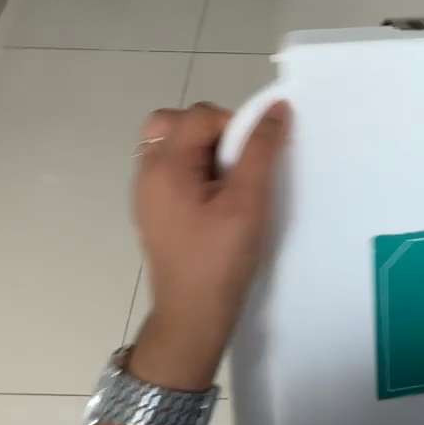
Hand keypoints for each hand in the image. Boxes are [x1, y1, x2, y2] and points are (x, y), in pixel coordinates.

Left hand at [126, 101, 288, 389]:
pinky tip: (219, 200)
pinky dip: (198, 169)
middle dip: (214, 131)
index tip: (253, 159)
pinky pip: (175, 168)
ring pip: (174, 144)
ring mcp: (149, 193)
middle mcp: (148, 174)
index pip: (200, 115)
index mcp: (164, 167)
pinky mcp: (157, 209)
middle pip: (175, 122)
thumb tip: (275, 108)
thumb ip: (261, 149)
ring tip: (230, 182)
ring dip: (206, 150)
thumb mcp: (248, 200)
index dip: (234, 126)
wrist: (193, 317)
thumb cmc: (220, 258)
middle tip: (238, 164)